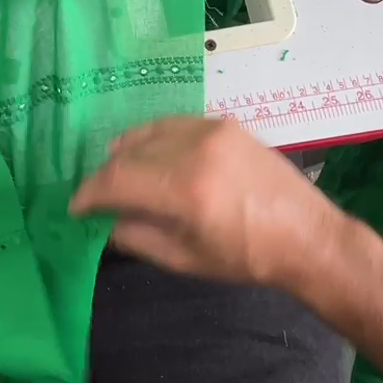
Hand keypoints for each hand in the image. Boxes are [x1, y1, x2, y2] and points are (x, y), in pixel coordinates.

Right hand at [70, 117, 355, 288]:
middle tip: (97, 197)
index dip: (89, 192)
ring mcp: (211, 130)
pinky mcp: (224, 123)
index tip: (76, 208)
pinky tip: (148, 154)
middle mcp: (195, 149)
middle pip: (128, 153)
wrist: (306, 236)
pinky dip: (152, 138)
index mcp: (186, 189)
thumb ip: (136, 236)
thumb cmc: (246, 257)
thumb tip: (103, 221)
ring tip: (118, 173)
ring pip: (147, 132)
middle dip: (105, 176)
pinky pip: (173, 124)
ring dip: (125, 152)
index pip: (117, 179)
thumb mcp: (185, 259)